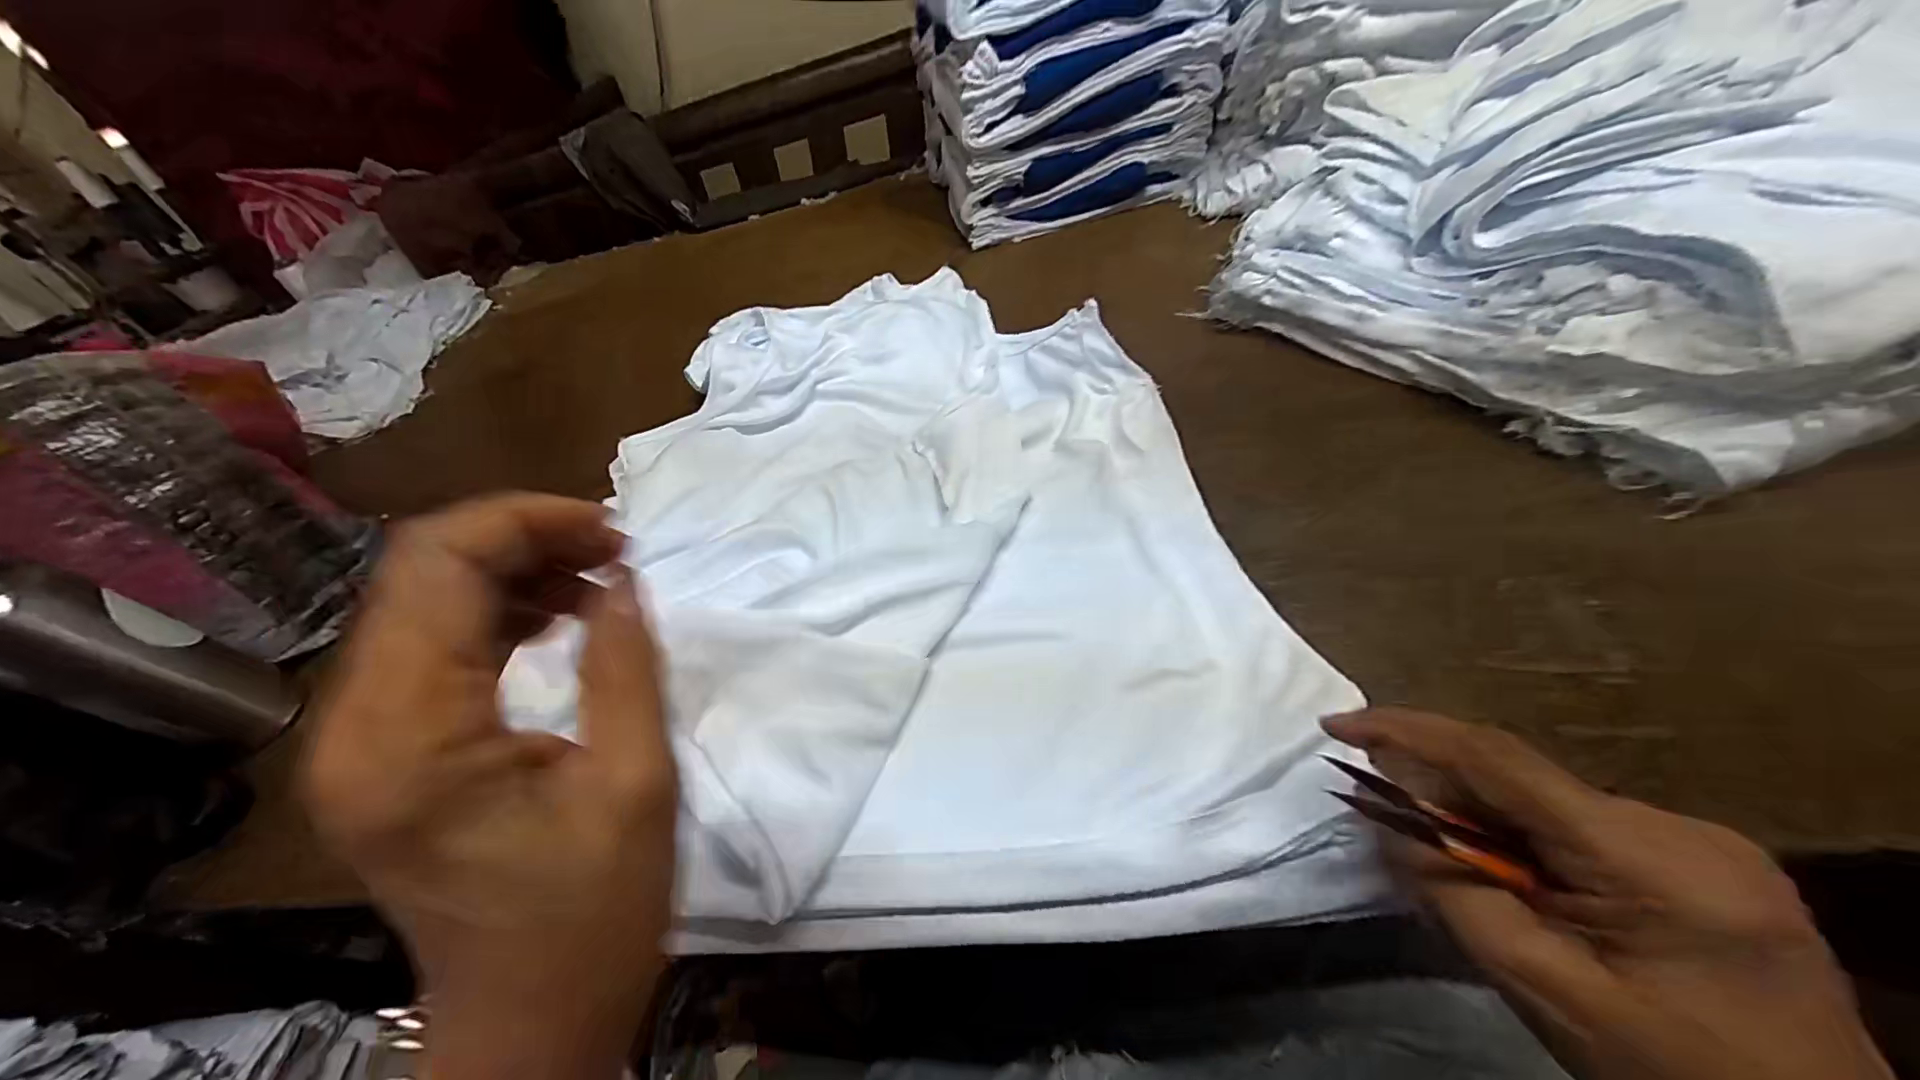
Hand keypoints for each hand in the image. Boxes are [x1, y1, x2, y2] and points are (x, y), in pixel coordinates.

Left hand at [304, 494, 676, 1079]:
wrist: (530, 1017)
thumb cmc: (593, 912)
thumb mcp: (633, 780)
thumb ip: (625, 664)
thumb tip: (622, 576)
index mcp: (411, 733)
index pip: (437, 564)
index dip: (528, 520)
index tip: (616, 532)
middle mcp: (356, 725)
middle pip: (420, 572)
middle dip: (526, 539)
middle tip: (617, 552)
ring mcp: (359, 739)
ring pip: (424, 601)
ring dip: (516, 571)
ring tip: (599, 578)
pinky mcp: (382, 750)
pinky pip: (432, 645)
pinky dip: (500, 612)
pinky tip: (560, 618)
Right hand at [1325, 707, 1891, 1079]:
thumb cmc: (1672, 1076)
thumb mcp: (1544, 990)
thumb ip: (1454, 894)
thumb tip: (1383, 818)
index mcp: (1652, 859)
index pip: (1500, 761)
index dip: (1407, 732)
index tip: (1336, 725)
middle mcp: (1681, 828)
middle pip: (1520, 781)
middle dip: (1441, 792)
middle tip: (1378, 812)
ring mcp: (1702, 841)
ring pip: (1545, 802)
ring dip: (1483, 823)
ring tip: (1455, 868)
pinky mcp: (1703, 860)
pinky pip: (1578, 825)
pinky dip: (1525, 841)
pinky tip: (1520, 884)